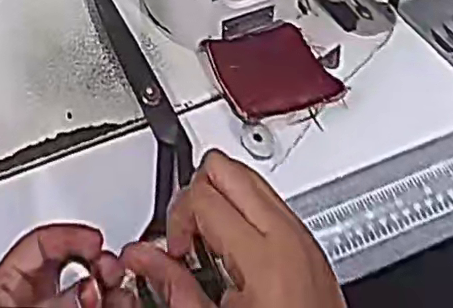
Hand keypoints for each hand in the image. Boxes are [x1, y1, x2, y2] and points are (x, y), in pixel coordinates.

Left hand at [0, 224, 127, 307]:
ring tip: (119, 296)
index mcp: (4, 289)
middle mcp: (26, 302)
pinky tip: (116, 306)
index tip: (96, 241)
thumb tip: (85, 288)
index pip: (40, 244)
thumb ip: (52, 305)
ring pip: (83, 297)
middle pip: (68, 268)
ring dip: (107, 293)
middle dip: (95, 264)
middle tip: (112, 270)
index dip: (70, 235)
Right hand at [121, 152, 343, 307]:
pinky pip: (268, 200)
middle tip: (190, 233)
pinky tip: (236, 251)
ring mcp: (304, 239)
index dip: (177, 219)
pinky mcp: (311, 247)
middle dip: (196, 193)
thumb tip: (141, 257)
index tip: (177, 251)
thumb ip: (173, 285)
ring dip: (220, 198)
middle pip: (224, 168)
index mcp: (265, 260)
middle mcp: (289, 239)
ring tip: (211, 242)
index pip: (201, 196)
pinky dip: (244, 211)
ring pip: (246, 175)